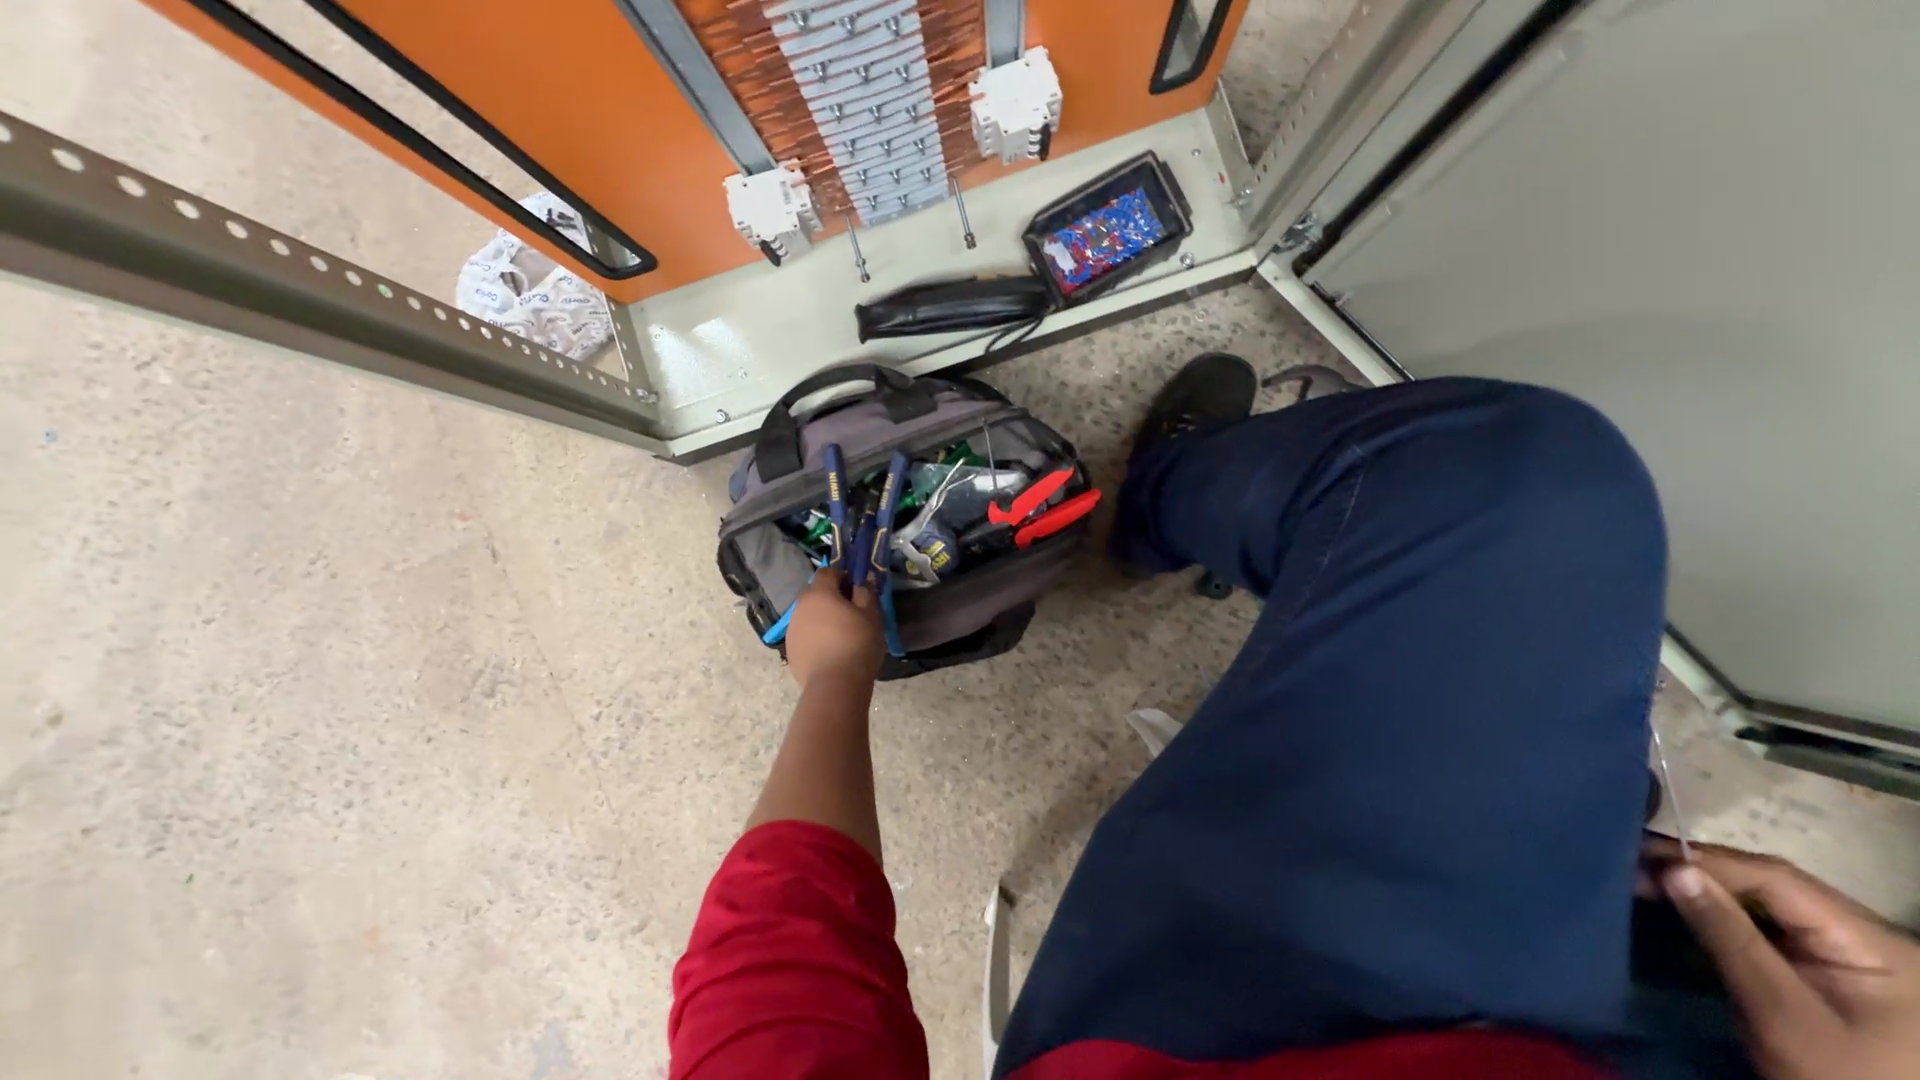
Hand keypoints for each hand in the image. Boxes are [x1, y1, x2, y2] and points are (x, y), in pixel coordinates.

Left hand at [784, 568, 883, 688]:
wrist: (834, 685)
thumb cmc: (857, 644)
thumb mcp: (872, 615)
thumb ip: (866, 593)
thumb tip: (862, 581)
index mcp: (819, 593)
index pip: (828, 571)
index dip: (843, 576)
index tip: (857, 590)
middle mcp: (800, 606)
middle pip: (815, 592)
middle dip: (831, 597)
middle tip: (851, 612)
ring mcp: (792, 629)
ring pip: (809, 615)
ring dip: (822, 617)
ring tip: (841, 635)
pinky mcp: (790, 650)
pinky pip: (805, 635)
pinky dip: (816, 637)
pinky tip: (830, 652)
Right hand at [1646, 837, 1919, 1079]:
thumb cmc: (1833, 1074)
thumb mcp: (1779, 1012)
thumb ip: (1729, 938)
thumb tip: (1674, 870)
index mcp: (1872, 942)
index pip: (1778, 880)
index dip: (1708, 862)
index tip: (1644, 858)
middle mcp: (1865, 935)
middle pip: (1774, 886)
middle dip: (1704, 872)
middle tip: (1637, 865)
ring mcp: (1849, 952)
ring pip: (1768, 902)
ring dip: (1709, 890)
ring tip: (1650, 879)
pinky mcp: (1828, 967)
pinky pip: (1770, 925)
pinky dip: (1724, 913)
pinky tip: (1687, 905)